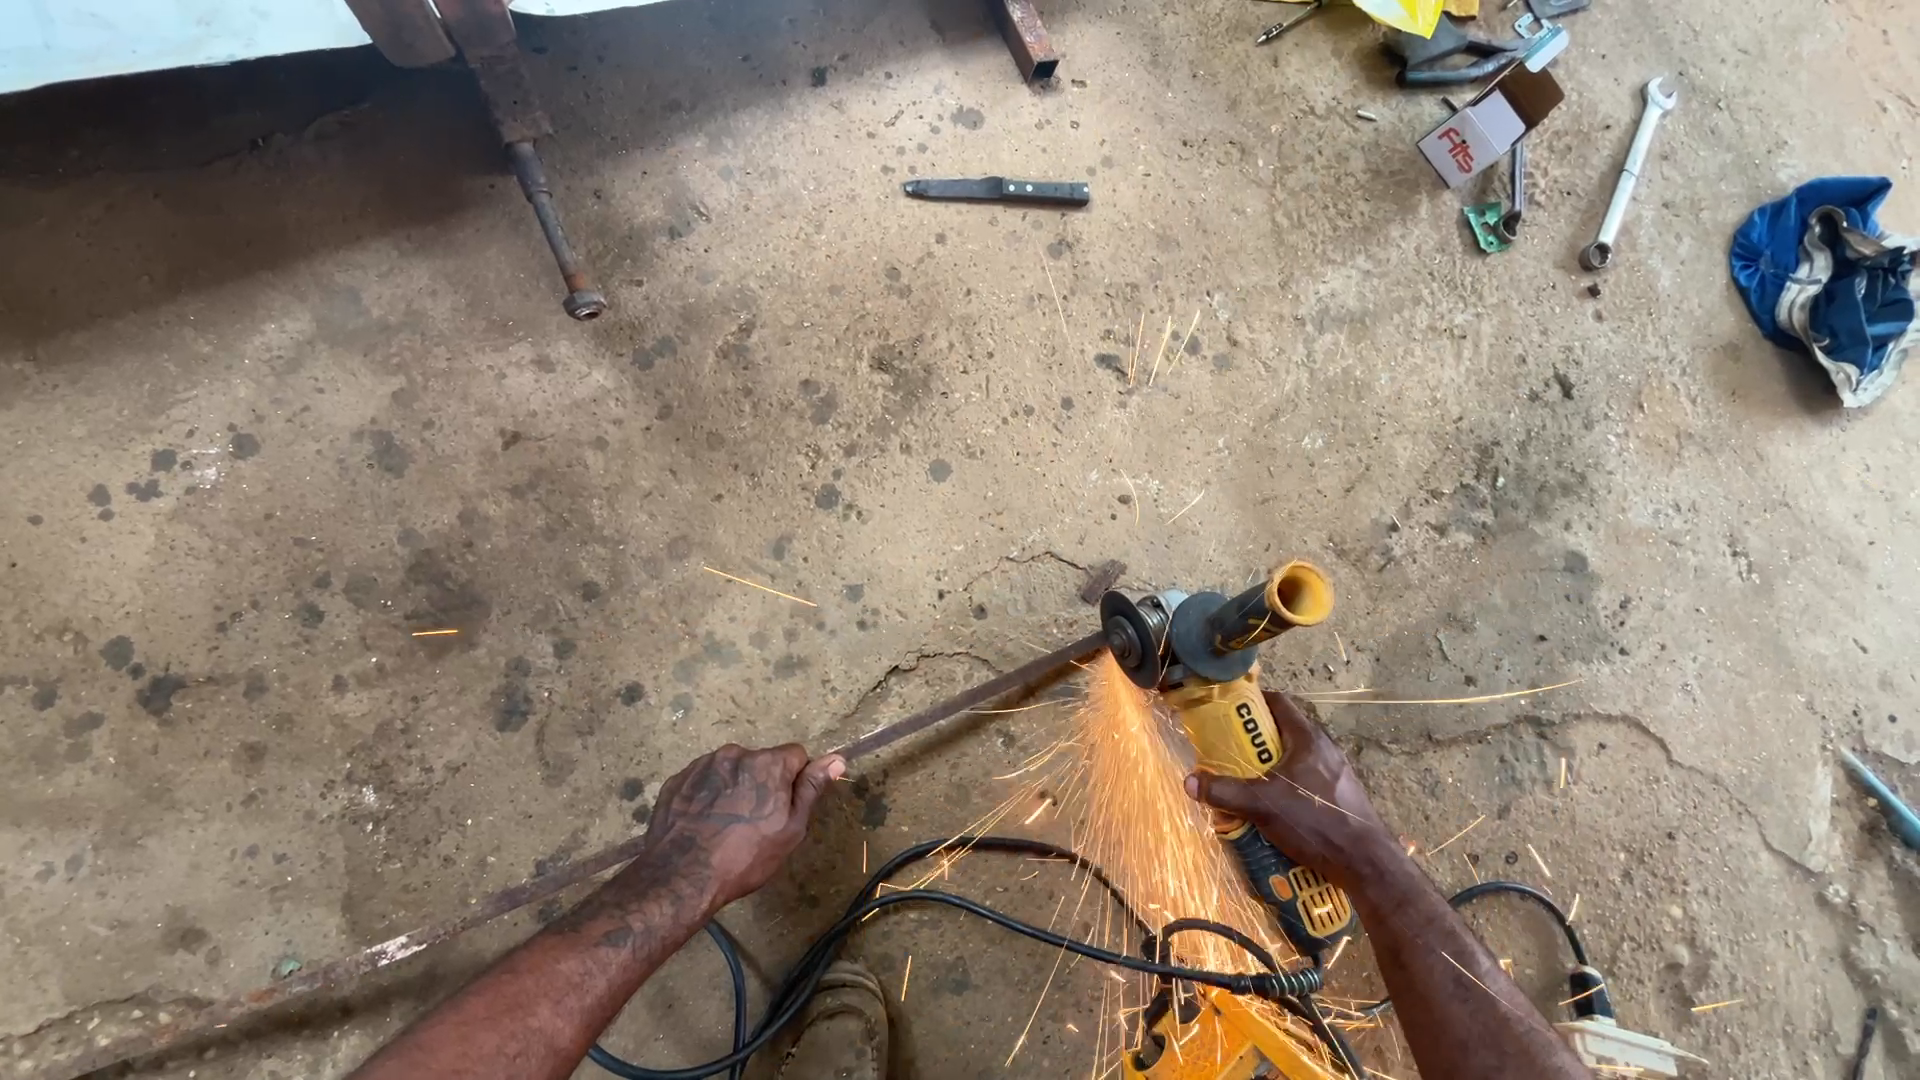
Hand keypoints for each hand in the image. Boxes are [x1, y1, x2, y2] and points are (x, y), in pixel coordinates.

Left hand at [639, 743, 844, 912]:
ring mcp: (703, 764)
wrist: (681, 877)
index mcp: (768, 762)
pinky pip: (704, 780)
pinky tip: (704, 823)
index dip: (795, 781)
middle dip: (763, 783)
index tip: (783, 808)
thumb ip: (812, 788)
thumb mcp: (790, 829)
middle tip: (754, 822)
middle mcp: (736, 753)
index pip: (795, 756)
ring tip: (726, 825)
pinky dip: (708, 795)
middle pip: (761, 762)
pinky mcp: (678, 779)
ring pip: (731, 770)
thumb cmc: (745, 856)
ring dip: (734, 787)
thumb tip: (837, 759)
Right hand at [1183, 691, 1396, 891]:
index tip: (1228, 711)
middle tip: (1230, 750)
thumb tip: (1189, 782)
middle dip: (1255, 739)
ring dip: (1271, 765)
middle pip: (1284, 731)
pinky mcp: (1341, 797)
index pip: (1278, 702)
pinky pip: (1308, 780)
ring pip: (1296, 758)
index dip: (1252, 701)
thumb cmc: (1316, 822)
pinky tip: (1275, 807)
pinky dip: (1288, 786)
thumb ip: (1225, 792)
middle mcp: (1324, 749)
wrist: (1367, 864)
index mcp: (1307, 738)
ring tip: (1248, 781)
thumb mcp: (1262, 805)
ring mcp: (1336, 773)